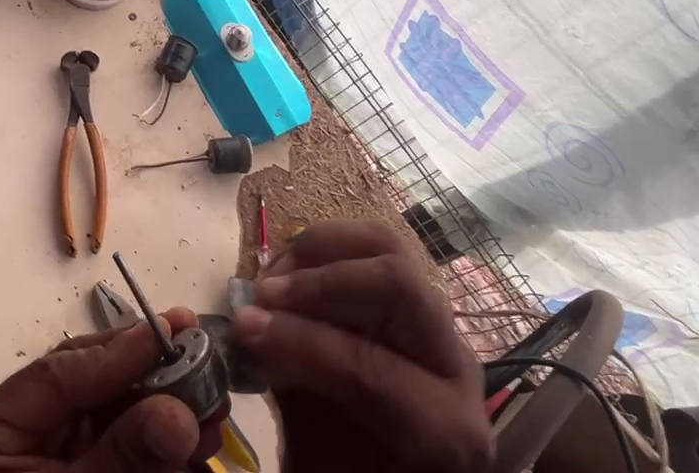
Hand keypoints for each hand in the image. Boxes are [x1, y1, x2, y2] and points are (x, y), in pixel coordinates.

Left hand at [0, 307, 210, 471]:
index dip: (119, 349)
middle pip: (95, 384)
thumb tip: (180, 412)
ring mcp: (58, 454)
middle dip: (153, 376)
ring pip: (120, 412)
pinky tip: (199, 447)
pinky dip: (165, 449)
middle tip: (204, 361)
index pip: (58, 373)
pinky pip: (130, 447)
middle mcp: (25, 432)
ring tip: (212, 413)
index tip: (173, 327)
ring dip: (169, 409)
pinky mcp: (88, 471)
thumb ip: (120, 461)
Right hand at [235, 220, 491, 471]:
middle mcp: (454, 365)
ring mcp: (437, 328)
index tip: (243, 327)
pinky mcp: (410, 306)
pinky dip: (321, 251)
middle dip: (318, 279)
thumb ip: (294, 398)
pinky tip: (284, 275)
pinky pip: (371, 253)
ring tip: (270, 277)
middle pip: (395, 281)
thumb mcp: (321, 465)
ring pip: (386, 248)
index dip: (299, 340)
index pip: (367, 364)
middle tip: (262, 294)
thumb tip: (251, 333)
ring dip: (318, 250)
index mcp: (444, 429)